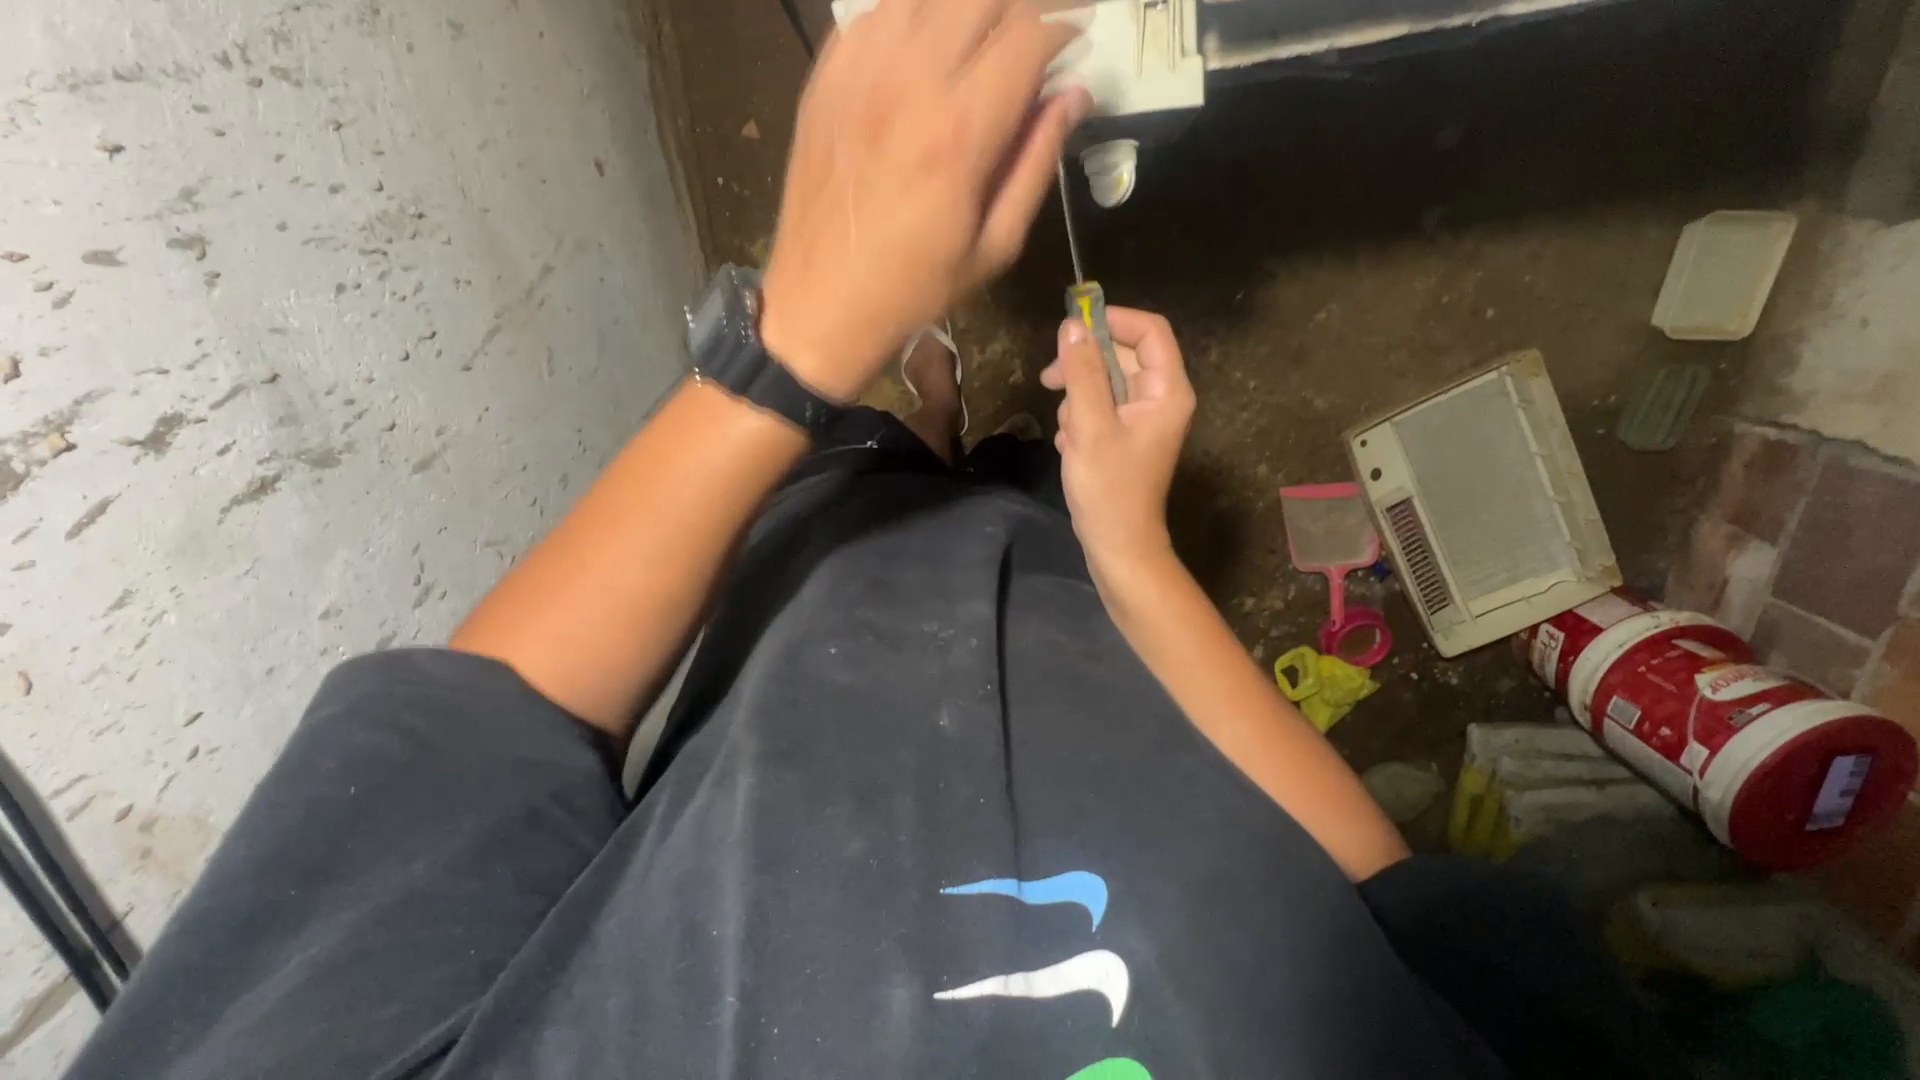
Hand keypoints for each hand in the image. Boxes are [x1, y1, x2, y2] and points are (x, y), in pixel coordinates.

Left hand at [759, 0, 1091, 401]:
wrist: (820, 304)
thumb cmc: (914, 288)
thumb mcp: (994, 245)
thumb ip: (1037, 163)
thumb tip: (1075, 94)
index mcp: (961, 130)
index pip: (1027, 36)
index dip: (1063, 28)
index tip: (1075, 42)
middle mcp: (910, 81)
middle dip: (1022, 6)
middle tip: (1036, 31)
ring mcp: (860, 72)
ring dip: (967, 7)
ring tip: (984, 33)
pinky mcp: (826, 77)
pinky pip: (876, 12)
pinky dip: (912, 13)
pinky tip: (926, 42)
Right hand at [1040, 307, 1194, 575]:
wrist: (1117, 546)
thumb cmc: (1109, 488)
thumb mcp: (1089, 425)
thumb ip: (1082, 372)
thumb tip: (1072, 325)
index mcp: (1167, 391)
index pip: (1150, 330)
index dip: (1113, 320)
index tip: (1072, 328)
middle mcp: (1161, 399)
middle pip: (1122, 355)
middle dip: (1084, 368)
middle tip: (1050, 381)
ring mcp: (1142, 419)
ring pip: (1104, 383)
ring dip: (1078, 400)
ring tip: (1068, 433)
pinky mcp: (1125, 437)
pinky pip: (1099, 409)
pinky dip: (1080, 421)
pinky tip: (1070, 447)